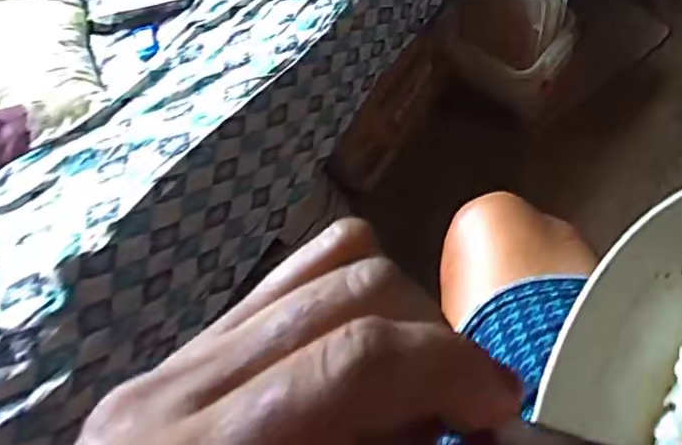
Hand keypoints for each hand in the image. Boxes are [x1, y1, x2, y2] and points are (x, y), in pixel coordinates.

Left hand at [80, 218, 521, 444]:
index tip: (502, 399)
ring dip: (402, 305)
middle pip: (355, 289)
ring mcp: (180, 355)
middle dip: (433, 337)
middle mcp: (179, 387)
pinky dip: (358, 287)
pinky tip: (370, 341)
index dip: (450, 367)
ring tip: (416, 369)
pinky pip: (300, 269)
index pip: (356, 358)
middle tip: (462, 400)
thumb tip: (474, 422)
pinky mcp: (192, 344)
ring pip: (335, 258)